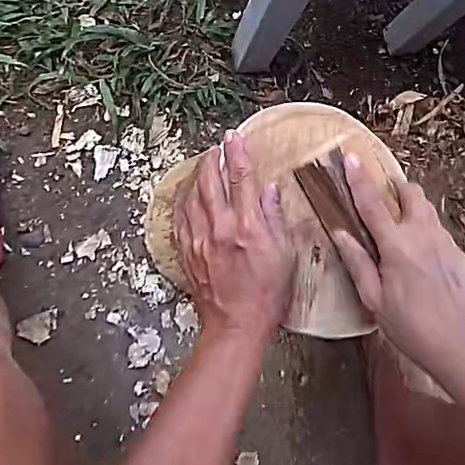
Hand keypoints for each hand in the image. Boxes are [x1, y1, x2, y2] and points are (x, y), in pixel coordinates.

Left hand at [174, 131, 293, 340]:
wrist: (236, 326)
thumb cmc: (266, 294)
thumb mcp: (284, 253)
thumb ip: (274, 218)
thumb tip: (269, 190)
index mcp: (247, 227)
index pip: (241, 178)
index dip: (237, 153)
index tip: (235, 137)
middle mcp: (220, 229)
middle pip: (210, 181)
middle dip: (212, 159)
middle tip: (218, 147)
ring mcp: (200, 241)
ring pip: (192, 196)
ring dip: (197, 176)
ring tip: (204, 165)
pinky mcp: (188, 253)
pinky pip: (180, 218)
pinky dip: (183, 200)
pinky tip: (188, 194)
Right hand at [328, 154, 464, 377]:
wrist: (460, 341)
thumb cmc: (412, 326)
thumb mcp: (374, 299)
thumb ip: (357, 261)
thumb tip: (340, 233)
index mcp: (396, 245)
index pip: (372, 203)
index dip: (358, 179)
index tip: (351, 158)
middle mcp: (421, 234)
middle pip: (409, 192)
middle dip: (395, 187)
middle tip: (381, 196)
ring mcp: (442, 240)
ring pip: (425, 207)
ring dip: (410, 206)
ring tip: (397, 225)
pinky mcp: (455, 250)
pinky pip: (436, 228)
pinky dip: (424, 228)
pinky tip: (417, 252)